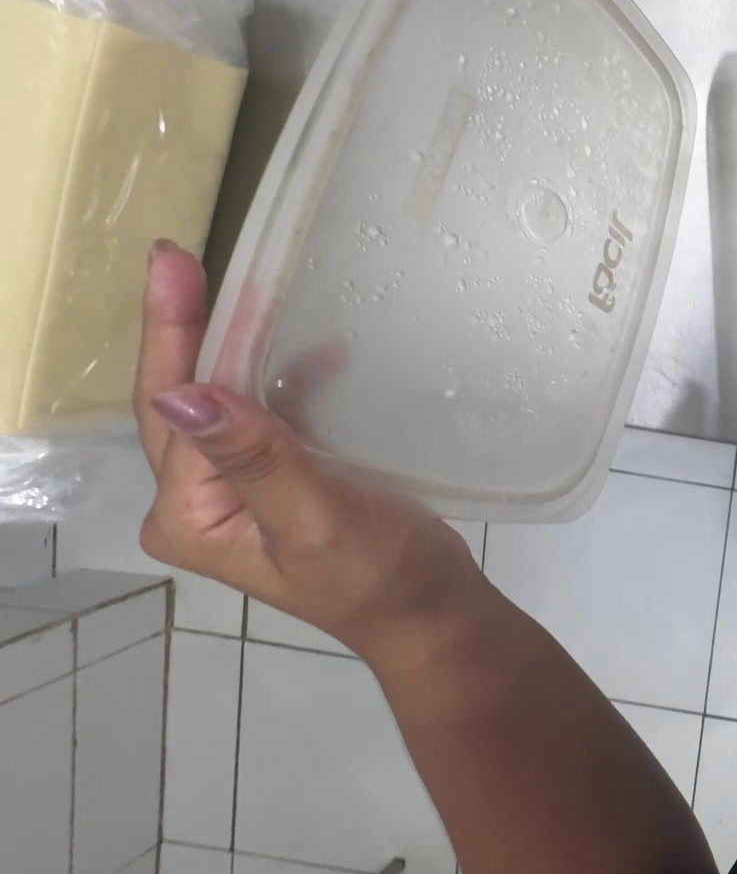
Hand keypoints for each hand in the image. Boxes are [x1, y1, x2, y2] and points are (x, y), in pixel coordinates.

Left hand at [136, 240, 487, 667]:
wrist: (430, 610)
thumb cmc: (380, 573)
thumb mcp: (319, 521)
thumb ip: (258, 461)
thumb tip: (187, 395)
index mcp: (193, 512)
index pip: (170, 409)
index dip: (171, 333)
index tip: (172, 262)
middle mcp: (203, 501)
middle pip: (183, 402)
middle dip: (187, 331)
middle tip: (193, 263)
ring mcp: (245, 495)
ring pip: (225, 407)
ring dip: (234, 351)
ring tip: (256, 296)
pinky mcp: (289, 487)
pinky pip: (269, 421)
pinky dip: (284, 381)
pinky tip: (317, 357)